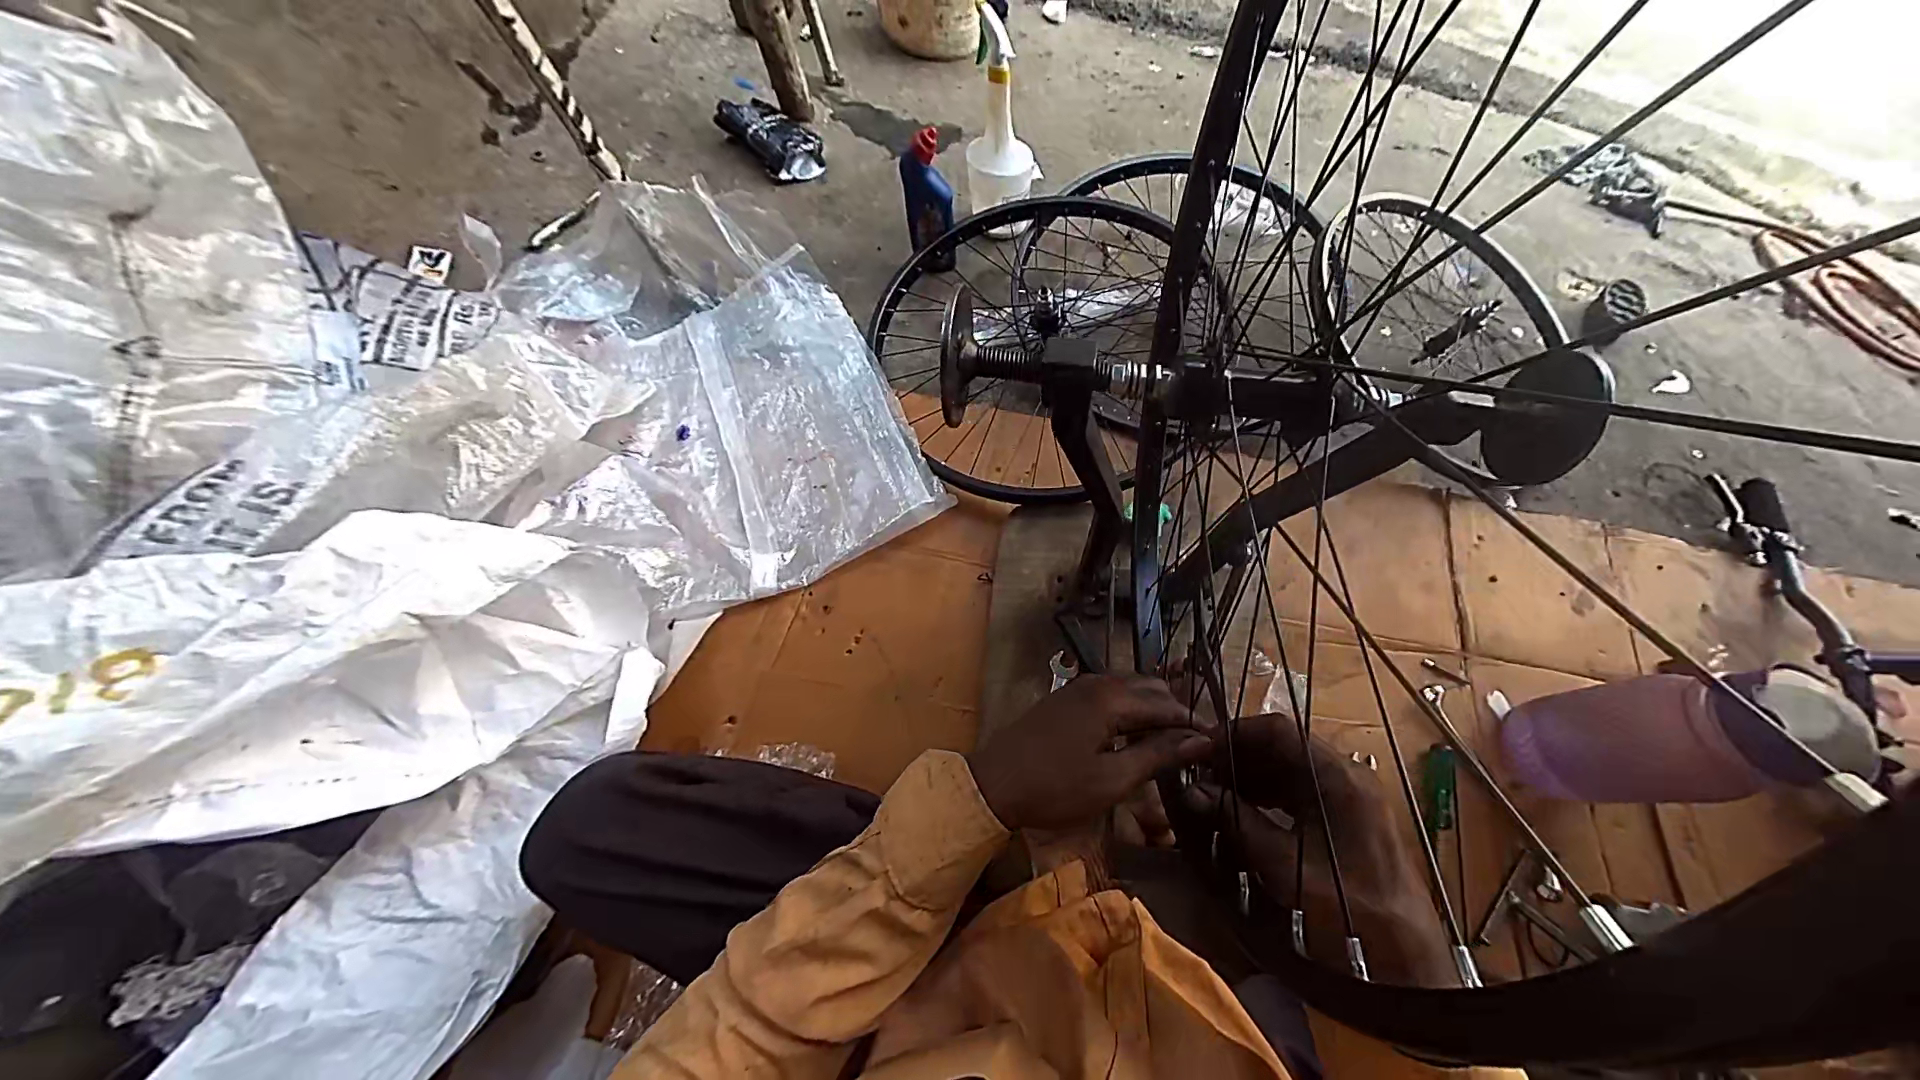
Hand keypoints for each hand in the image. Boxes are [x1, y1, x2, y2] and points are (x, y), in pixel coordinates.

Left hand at [968, 675, 1217, 831]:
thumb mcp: (1113, 778)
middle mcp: (1097, 682)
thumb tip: (1202, 741)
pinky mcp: (1067, 697)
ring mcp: (1079, 686)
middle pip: (1151, 688)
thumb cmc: (1055, 787)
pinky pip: (1110, 694)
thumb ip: (1159, 755)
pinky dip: (1130, 710)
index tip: (1216, 748)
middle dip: (1175, 713)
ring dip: (1153, 710)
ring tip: (1169, 745)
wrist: (994, 783)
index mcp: (1111, 698)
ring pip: (1130, 689)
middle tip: (1194, 748)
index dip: (1194, 725)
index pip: (1167, 704)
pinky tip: (1135, 735)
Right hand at [1195, 714, 1454, 985]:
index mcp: (1338, 778)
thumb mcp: (1283, 863)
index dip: (1234, 732)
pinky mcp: (1346, 814)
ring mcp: (1349, 794)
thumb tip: (1193, 791)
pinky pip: (1298, 786)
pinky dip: (1266, 791)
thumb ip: (1238, 821)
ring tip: (1212, 789)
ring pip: (1288, 764)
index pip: (1278, 730)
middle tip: (1199, 771)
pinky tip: (1240, 807)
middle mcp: (1346, 775)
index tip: (1199, 749)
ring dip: (1248, 772)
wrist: (1407, 959)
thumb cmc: (1348, 909)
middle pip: (1282, 744)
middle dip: (1236, 754)